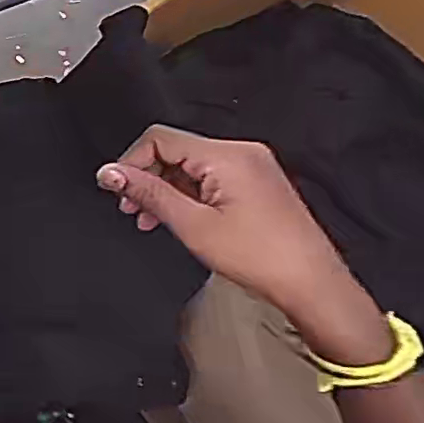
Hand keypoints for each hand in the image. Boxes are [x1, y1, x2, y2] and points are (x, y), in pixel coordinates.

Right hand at [97, 125, 389, 363]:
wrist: (312, 284)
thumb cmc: (263, 258)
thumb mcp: (192, 224)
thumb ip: (148, 193)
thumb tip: (111, 173)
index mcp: (227, 156)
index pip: (160, 138)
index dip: (130, 162)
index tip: (114, 187)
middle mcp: (241, 153)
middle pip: (173, 150)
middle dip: (145, 177)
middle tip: (130, 207)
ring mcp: (249, 166)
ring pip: (187, 165)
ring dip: (162, 188)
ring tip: (147, 217)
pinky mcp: (253, 181)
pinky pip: (207, 176)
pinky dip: (184, 193)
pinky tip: (173, 216)